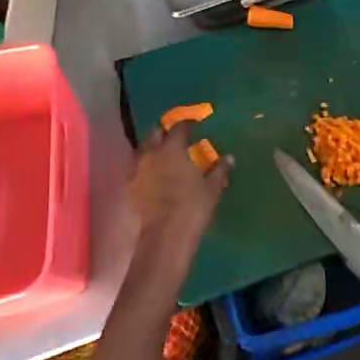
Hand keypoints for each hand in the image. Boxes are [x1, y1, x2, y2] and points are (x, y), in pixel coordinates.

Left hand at [127, 125, 230, 247]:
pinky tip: (154, 175)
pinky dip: (146, 167)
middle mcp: (151, 153)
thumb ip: (219, 170)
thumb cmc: (193, 207)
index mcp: (172, 148)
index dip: (188, 124)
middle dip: (165, 133)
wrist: (165, 235)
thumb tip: (229, 158)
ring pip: (143, 150)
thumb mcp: (212, 188)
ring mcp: (137, 169)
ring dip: (153, 148)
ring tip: (165, 156)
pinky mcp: (130, 186)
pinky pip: (138, 168)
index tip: (195, 125)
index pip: (179, 127)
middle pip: (155, 134)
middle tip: (176, 138)